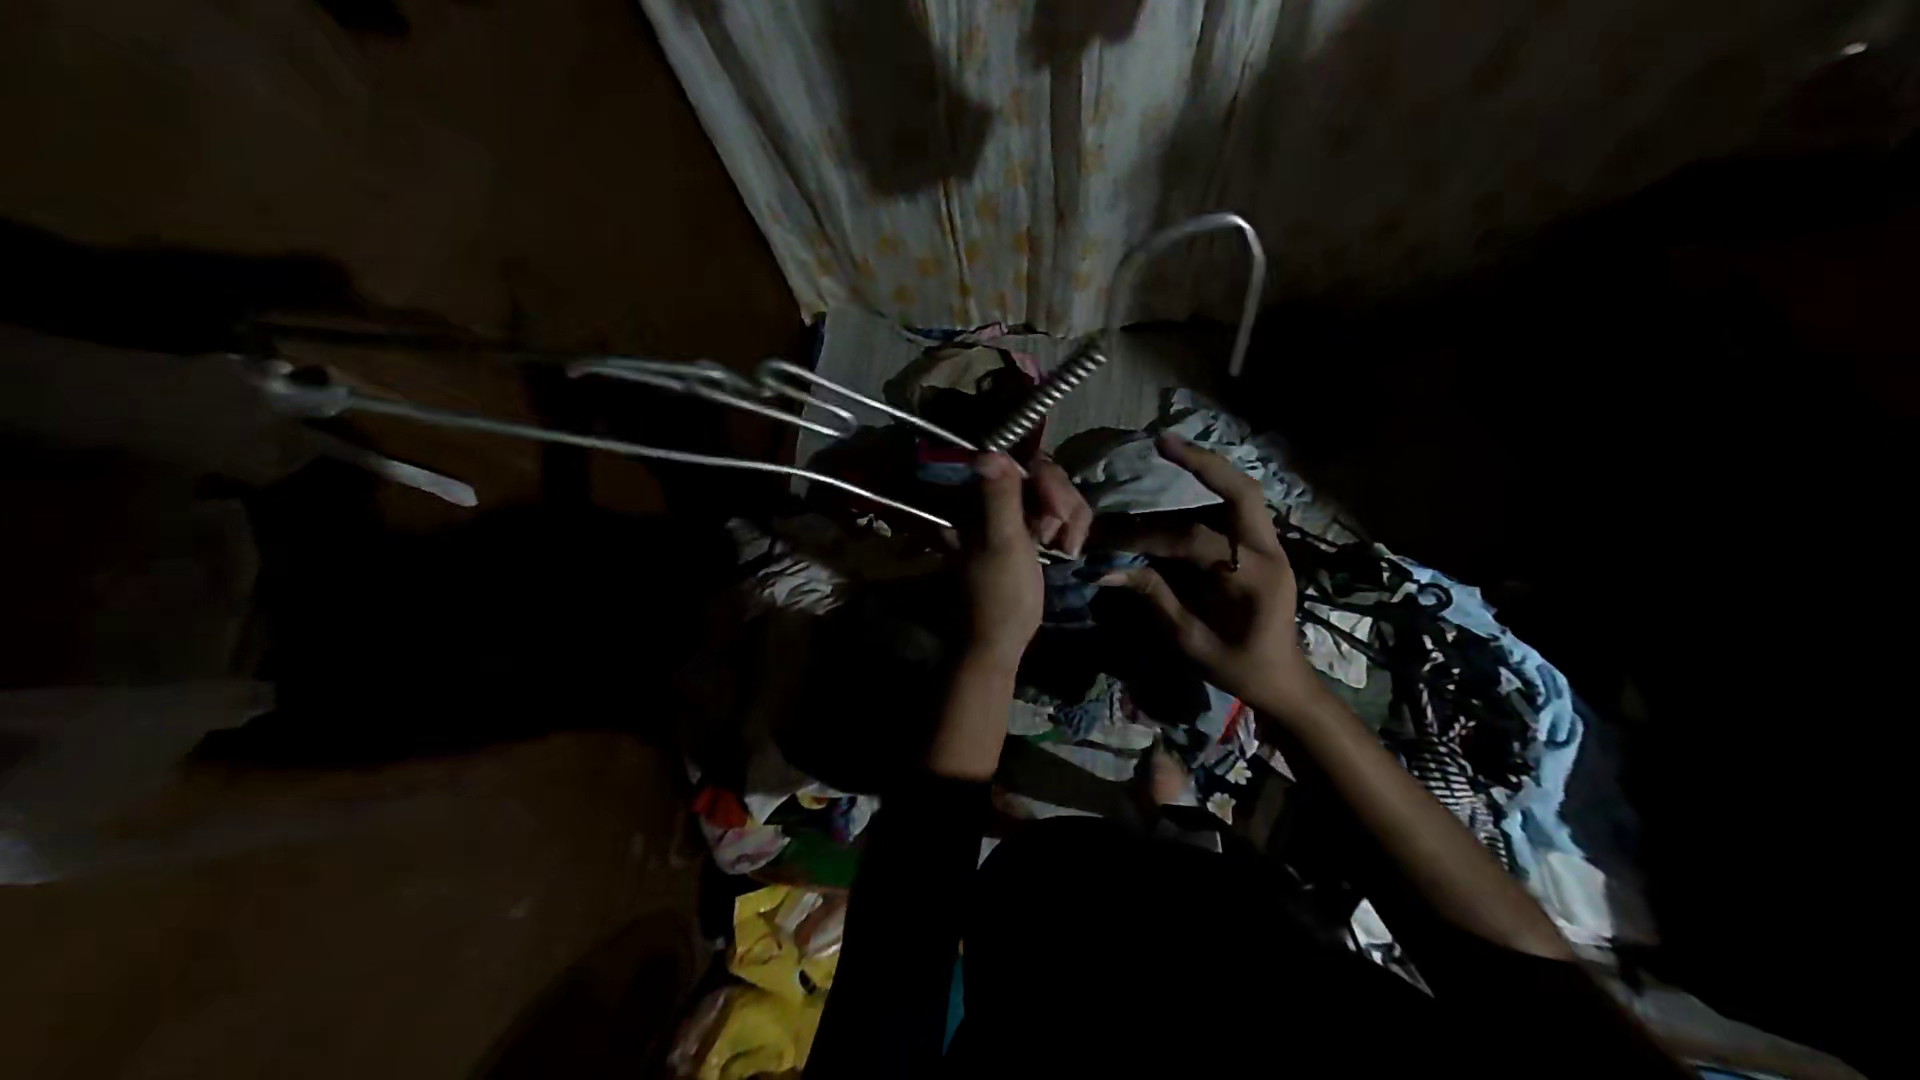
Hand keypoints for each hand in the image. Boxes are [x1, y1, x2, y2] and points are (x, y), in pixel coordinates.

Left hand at [961, 452, 1087, 666]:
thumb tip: (988, 450)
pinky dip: (1070, 525)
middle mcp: (991, 497)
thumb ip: (1000, 497)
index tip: (1056, 512)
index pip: (1016, 460)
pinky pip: (1058, 507)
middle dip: (1060, 504)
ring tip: (1065, 547)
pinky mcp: (1027, 526)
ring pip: (1054, 489)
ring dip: (1069, 517)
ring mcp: (1011, 511)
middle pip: (1041, 472)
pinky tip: (1068, 548)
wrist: (1004, 638)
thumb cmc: (1001, 594)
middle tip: (1061, 539)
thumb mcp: (1003, 543)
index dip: (1045, 480)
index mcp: (974, 498)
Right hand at [1101, 436, 1322, 717]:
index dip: (1145, 538)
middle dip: (1200, 462)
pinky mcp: (1260, 546)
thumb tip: (1106, 572)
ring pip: (1238, 494)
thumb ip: (1154, 598)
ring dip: (1202, 473)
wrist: (1282, 679)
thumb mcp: (1191, 640)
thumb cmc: (1238, 667)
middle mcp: (1267, 551)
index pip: (1192, 541)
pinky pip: (1235, 508)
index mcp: (1253, 578)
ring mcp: (1268, 545)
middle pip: (1241, 492)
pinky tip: (1182, 482)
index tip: (1107, 539)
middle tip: (1161, 440)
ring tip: (1166, 453)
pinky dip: (1208, 490)